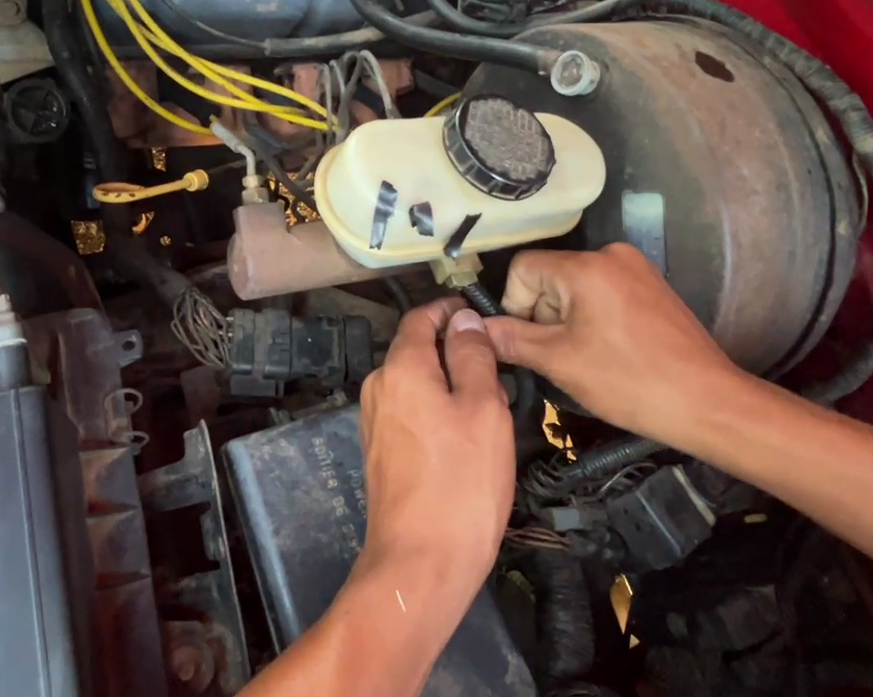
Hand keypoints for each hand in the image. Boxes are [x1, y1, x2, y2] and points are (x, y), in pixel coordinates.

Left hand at [356, 298, 515, 610]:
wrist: (420, 561)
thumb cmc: (460, 482)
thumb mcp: (482, 409)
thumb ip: (473, 356)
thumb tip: (463, 319)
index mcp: (400, 367)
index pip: (420, 318)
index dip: (450, 310)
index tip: (479, 312)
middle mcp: (378, 387)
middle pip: (417, 350)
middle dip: (455, 350)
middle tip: (497, 367)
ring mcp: (375, 421)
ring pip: (417, 383)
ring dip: (449, 383)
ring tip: (489, 405)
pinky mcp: (380, 451)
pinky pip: (411, 412)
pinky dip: (437, 410)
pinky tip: (465, 437)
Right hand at [487, 244, 747, 444]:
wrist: (709, 403)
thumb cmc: (629, 381)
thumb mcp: (560, 362)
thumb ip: (511, 339)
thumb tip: (475, 328)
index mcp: (586, 266)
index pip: (522, 268)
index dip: (515, 306)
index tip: (532, 343)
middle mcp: (610, 254)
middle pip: (548, 277)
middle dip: (544, 316)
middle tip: (563, 356)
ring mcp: (635, 268)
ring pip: (574, 288)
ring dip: (567, 321)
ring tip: (589, 358)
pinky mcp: (650, 286)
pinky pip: (601, 293)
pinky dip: (592, 319)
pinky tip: (609, 352)